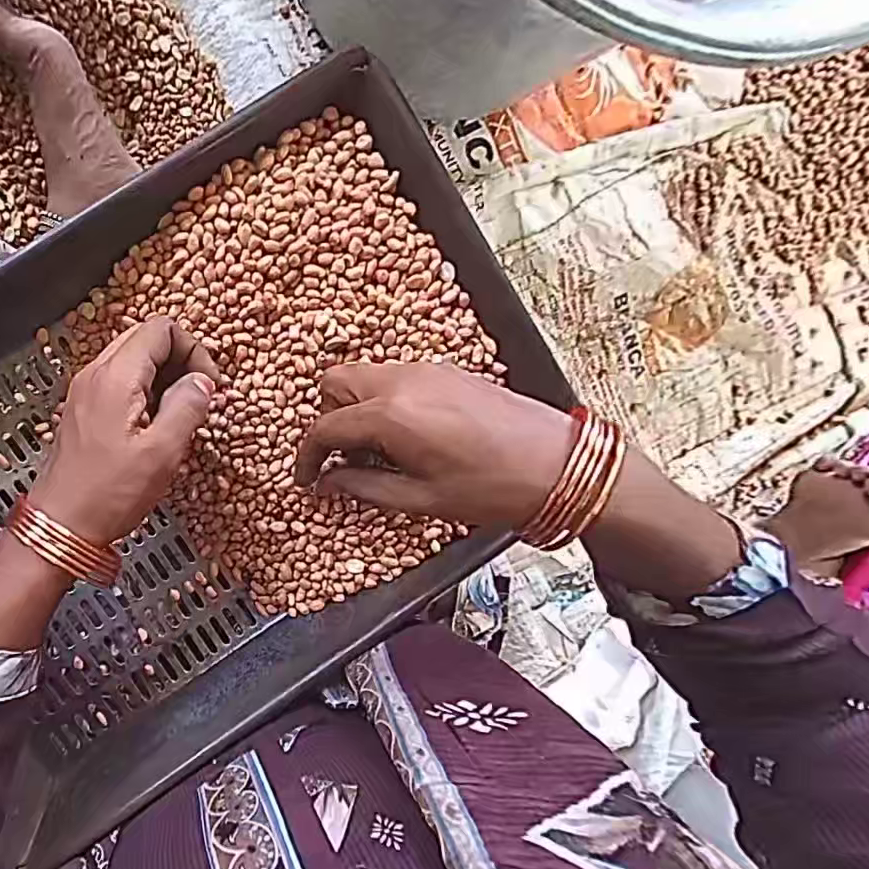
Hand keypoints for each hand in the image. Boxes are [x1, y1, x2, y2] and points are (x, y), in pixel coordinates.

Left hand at [31, 315, 218, 543]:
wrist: (61, 526)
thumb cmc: (106, 496)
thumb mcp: (162, 453)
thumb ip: (187, 408)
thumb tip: (203, 382)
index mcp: (115, 378)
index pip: (162, 329)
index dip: (194, 351)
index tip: (208, 384)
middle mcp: (96, 376)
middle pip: (146, 338)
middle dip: (181, 361)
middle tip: (199, 397)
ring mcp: (86, 392)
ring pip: (134, 360)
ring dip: (164, 378)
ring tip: (180, 415)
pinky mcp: (84, 411)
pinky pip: (121, 384)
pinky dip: (146, 393)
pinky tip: (156, 427)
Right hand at [290, 362, 575, 526]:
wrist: (561, 465)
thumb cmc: (494, 487)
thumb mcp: (420, 498)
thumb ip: (363, 486)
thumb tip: (329, 482)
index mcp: (391, 415)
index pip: (326, 426)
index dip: (308, 455)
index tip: (307, 477)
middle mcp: (403, 381)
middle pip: (336, 383)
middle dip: (328, 418)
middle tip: (341, 457)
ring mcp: (427, 370)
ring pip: (365, 376)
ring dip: (355, 407)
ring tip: (376, 450)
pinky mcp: (447, 370)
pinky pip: (395, 376)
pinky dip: (383, 399)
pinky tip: (405, 434)